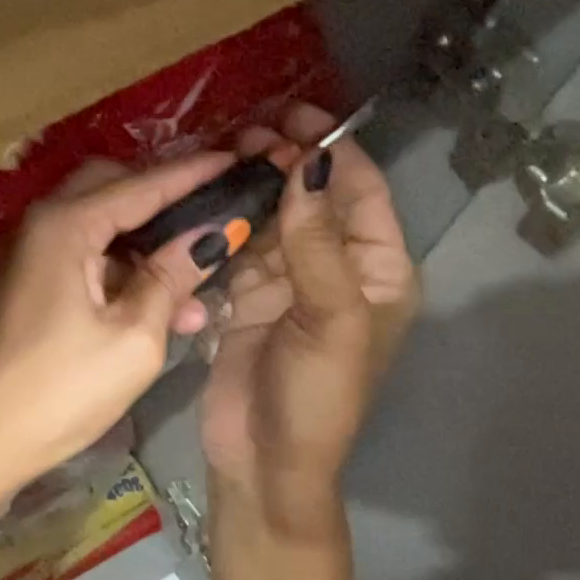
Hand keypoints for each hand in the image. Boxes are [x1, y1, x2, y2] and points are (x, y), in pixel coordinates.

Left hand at [0, 152, 234, 494]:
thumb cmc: (63, 393)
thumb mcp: (134, 338)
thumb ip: (172, 277)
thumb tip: (212, 233)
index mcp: (63, 226)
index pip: (141, 185)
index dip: (194, 175)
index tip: (241, 161)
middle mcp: (38, 229)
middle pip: (111, 192)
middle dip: (163, 204)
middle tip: (211, 221)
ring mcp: (26, 261)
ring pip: (97, 233)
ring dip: (145, 254)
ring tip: (197, 292)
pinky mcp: (24, 292)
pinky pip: (80, 265)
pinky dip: (118, 278)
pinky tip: (160, 311)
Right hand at [202, 104, 419, 531]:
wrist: (264, 461)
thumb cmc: (315, 397)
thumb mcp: (330, 318)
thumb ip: (316, 243)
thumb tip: (308, 165)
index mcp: (376, 272)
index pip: (360, 195)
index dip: (332, 152)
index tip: (295, 117)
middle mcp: (334, 272)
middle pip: (311, 203)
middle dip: (283, 166)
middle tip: (244, 137)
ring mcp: (286, 289)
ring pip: (270, 225)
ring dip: (249, 193)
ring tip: (219, 162)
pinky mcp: (243, 307)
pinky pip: (236, 256)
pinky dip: (223, 232)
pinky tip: (203, 207)